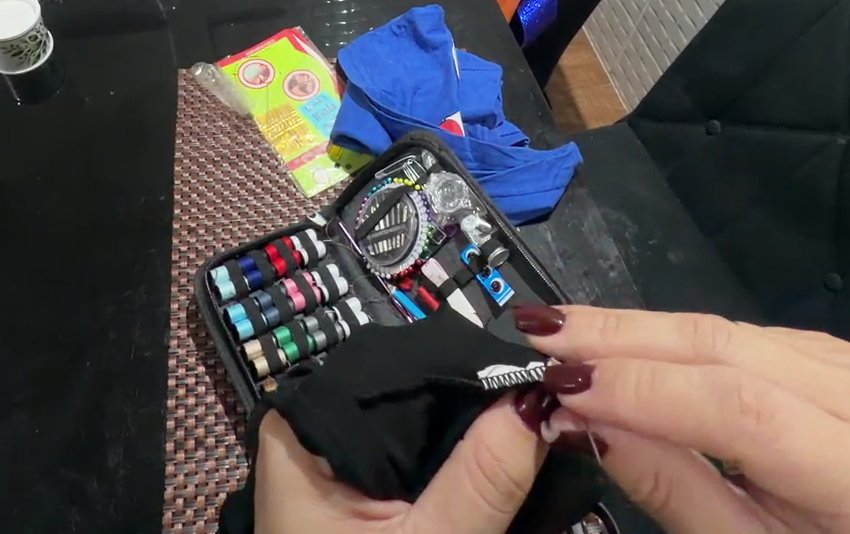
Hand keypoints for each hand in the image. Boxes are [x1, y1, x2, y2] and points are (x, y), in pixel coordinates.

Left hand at [253, 398, 544, 533]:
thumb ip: (481, 479)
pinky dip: (449, 456)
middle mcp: (311, 422)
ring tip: (531, 421)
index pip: (395, 367)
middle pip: (405, 388)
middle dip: (470, 401)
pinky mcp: (349, 481)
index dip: (464, 369)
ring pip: (412, 417)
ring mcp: (329, 452)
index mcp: (304, 422)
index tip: (532, 377)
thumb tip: (540, 396)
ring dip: (467, 428)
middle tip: (545, 403)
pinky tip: (494, 456)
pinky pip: (406, 448)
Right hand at [512, 306, 849, 533]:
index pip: (740, 407)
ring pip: (722, 332)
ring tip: (562, 331)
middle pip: (726, 350)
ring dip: (634, 332)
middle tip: (541, 331)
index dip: (641, 388)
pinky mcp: (837, 354)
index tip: (558, 381)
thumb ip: (664, 480)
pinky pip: (737, 336)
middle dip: (621, 339)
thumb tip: (573, 414)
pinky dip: (670, 339)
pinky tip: (620, 337)